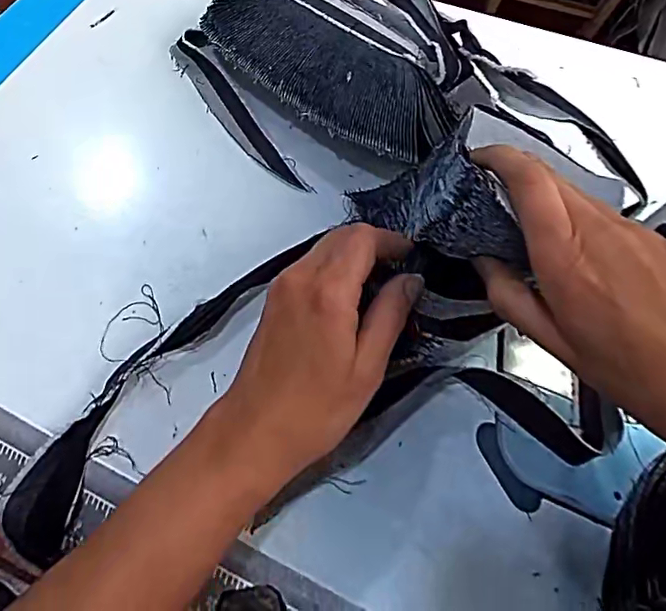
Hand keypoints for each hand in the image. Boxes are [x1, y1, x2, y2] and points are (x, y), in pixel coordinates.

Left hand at [203, 224, 419, 491]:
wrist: (255, 431)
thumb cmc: (314, 409)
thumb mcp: (367, 367)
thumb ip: (390, 314)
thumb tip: (410, 281)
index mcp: (327, 291)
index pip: (362, 238)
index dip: (391, 241)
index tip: (410, 256)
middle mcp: (301, 277)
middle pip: (342, 235)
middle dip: (374, 243)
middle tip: (399, 270)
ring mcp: (283, 284)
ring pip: (325, 245)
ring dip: (353, 253)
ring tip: (378, 285)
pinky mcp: (274, 295)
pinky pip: (310, 263)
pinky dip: (334, 266)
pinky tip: (349, 296)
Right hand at [471, 146, 665, 499]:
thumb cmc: (654, 381)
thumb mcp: (560, 347)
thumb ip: (511, 297)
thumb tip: (489, 269)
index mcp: (569, 254)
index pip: (527, 174)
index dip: (497, 156)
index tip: (481, 159)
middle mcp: (604, 230)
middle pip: (549, 177)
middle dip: (516, 180)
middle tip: (497, 205)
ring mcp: (636, 231)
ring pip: (578, 196)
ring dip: (550, 206)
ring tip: (543, 250)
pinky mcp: (659, 241)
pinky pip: (607, 217)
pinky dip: (583, 226)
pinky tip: (590, 270)